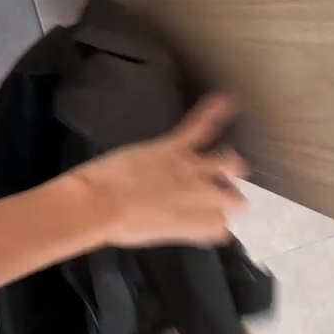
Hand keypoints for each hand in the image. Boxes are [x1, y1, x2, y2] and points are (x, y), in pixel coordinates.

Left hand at [63, 93, 248, 246]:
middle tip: (224, 195)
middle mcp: (202, 197)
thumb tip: (187, 221)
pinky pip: (198, 128)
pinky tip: (225, 98)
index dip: (217, 221)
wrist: (100, 203)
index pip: (222, 225)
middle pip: (233, 197)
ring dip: (231, 164)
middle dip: (232, 196)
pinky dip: (213, 112)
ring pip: (226, 163)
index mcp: (197, 225)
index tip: (212, 221)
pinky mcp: (172, 147)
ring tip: (232, 164)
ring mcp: (189, 169)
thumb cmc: (120, 225)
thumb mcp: (155, 235)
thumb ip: (179, 227)